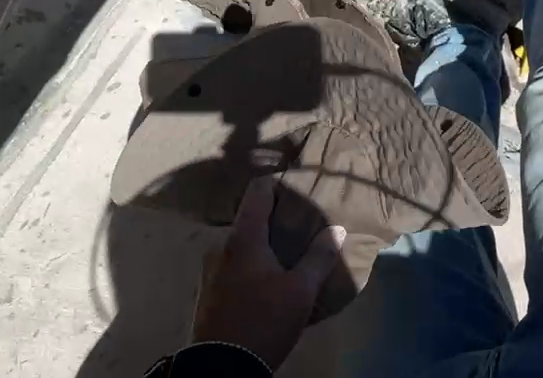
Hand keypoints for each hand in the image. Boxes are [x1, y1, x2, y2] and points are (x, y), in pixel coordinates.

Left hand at [191, 176, 345, 370]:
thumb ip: (319, 257)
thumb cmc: (263, 321)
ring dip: (259, 246)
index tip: (296, 186)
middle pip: (249, 219)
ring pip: (239, 245)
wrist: (221, 373)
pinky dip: (247, 266)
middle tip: (295, 226)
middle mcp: (221, 247)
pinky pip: (230, 266)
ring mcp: (209, 272)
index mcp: (243, 238)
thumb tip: (337, 229)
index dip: (278, 183)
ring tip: (281, 257)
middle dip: (271, 220)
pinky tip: (263, 282)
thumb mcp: (301, 292)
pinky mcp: (206, 294)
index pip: (258, 191)